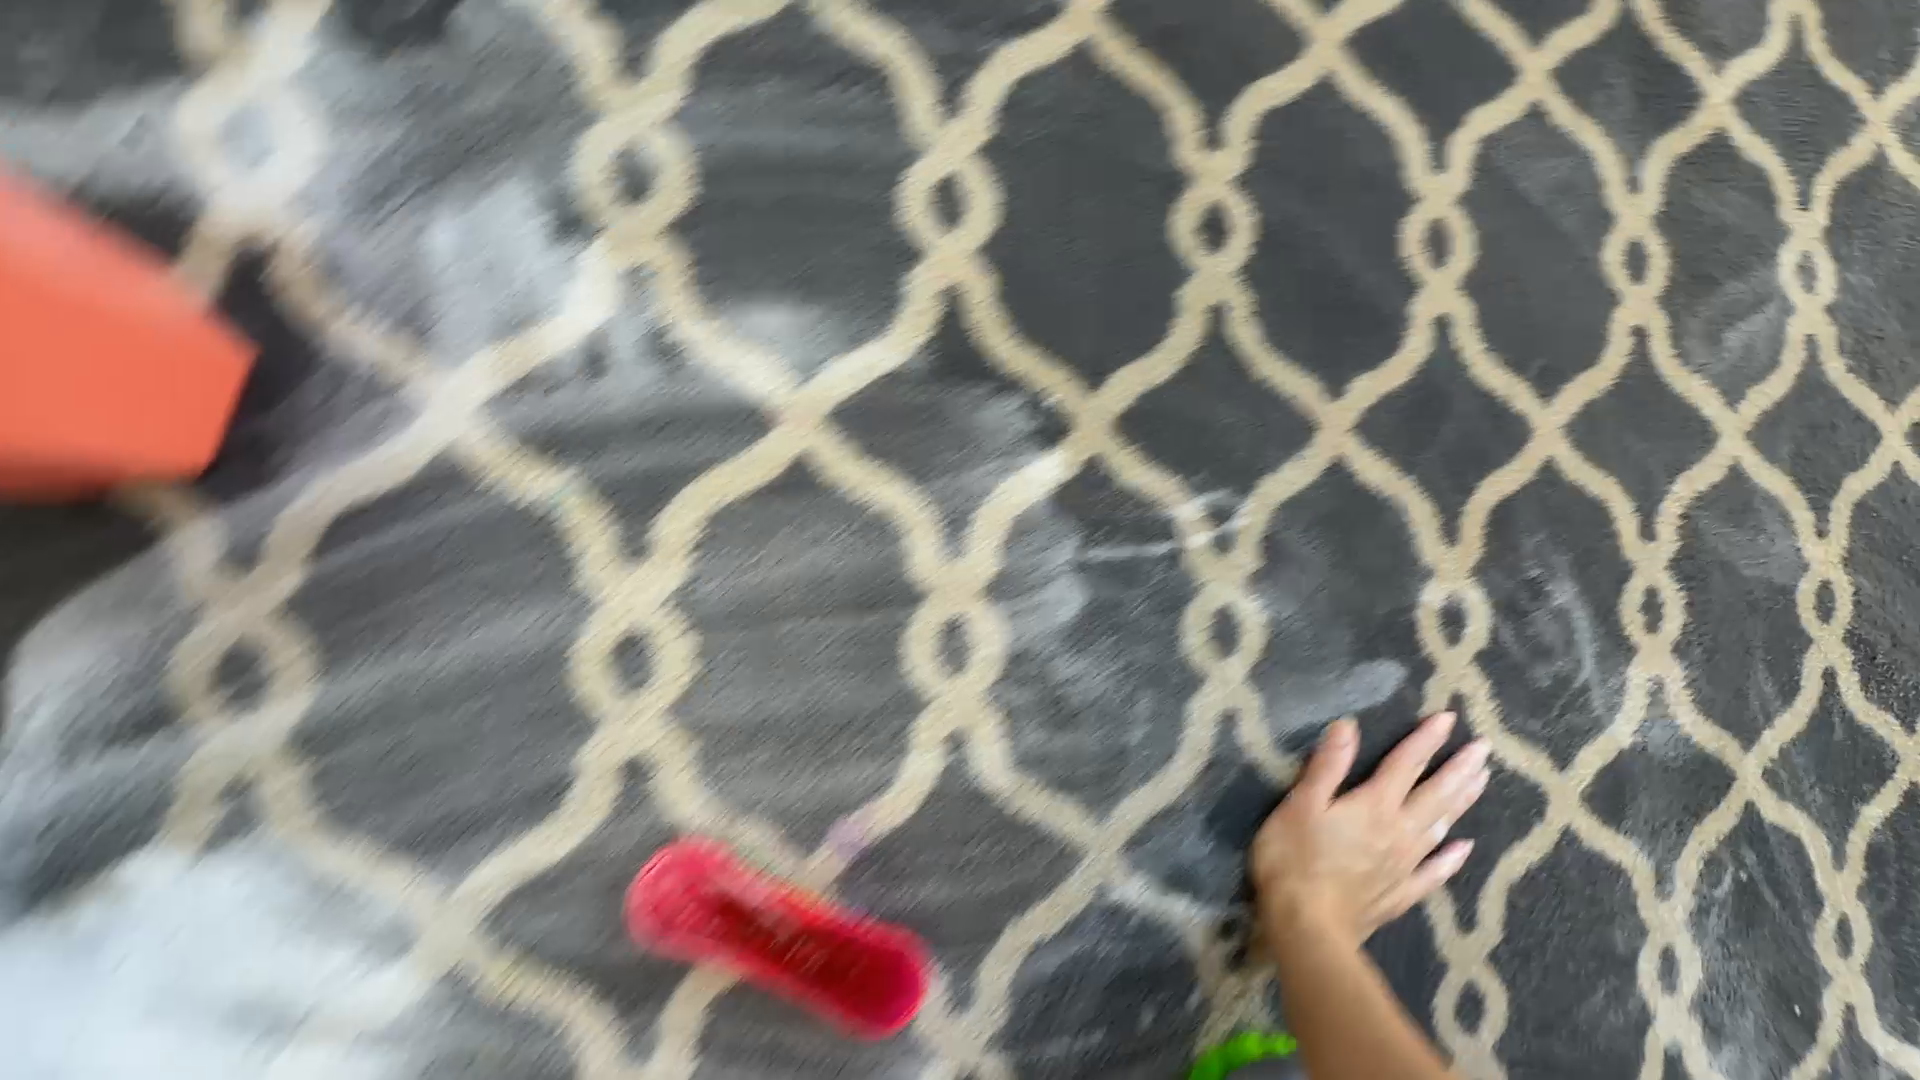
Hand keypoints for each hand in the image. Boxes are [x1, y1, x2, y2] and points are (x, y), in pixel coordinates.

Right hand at [1251, 712, 1489, 950]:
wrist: (1307, 925)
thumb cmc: (1294, 858)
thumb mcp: (1300, 804)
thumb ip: (1327, 766)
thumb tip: (1348, 726)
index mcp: (1373, 806)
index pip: (1404, 765)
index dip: (1426, 740)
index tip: (1449, 717)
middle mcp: (1397, 831)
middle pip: (1434, 795)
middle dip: (1458, 769)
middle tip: (1484, 749)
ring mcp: (1403, 865)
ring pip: (1440, 827)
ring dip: (1461, 802)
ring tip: (1480, 783)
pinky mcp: (1399, 893)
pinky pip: (1433, 872)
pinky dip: (1451, 858)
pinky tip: (1464, 848)